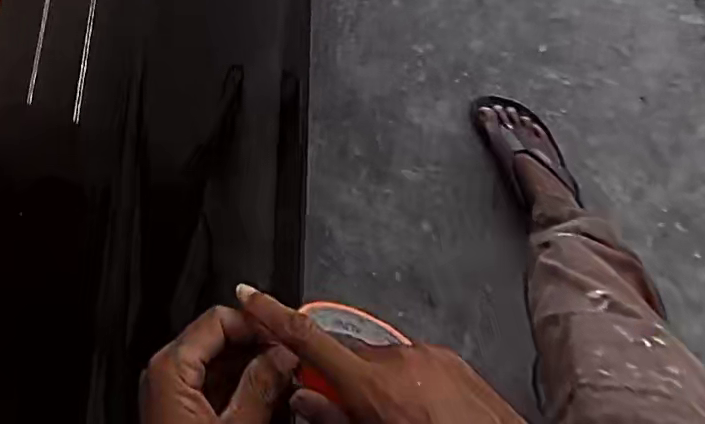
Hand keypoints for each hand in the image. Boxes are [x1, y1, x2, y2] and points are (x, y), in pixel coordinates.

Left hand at [141, 305, 297, 423]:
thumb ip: (259, 388)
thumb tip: (281, 356)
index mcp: (169, 365)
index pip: (217, 319)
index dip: (255, 324)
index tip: (286, 336)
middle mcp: (164, 372)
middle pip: (217, 340)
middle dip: (257, 348)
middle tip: (292, 361)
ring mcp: (171, 393)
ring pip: (217, 365)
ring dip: (252, 370)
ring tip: (286, 381)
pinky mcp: (180, 413)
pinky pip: (211, 388)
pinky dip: (239, 391)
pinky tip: (267, 401)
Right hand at [234, 285, 524, 423]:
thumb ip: (336, 420)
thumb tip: (302, 399)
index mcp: (376, 386)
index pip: (307, 337)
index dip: (271, 313)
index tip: (247, 293)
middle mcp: (400, 360)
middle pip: (348, 355)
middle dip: (345, 376)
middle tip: (360, 412)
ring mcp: (431, 357)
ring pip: (383, 360)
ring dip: (382, 382)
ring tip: (407, 421)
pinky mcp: (457, 362)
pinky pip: (416, 363)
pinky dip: (413, 382)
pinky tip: (430, 415)